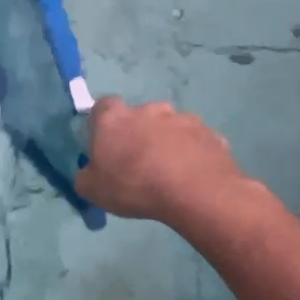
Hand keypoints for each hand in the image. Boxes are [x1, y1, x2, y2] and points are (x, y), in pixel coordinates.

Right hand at [75, 95, 257, 224]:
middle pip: (139, 116)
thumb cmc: (134, 186)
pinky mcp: (212, 135)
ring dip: (166, 142)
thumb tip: (91, 171)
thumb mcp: (91, 189)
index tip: (105, 142)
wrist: (197, 194)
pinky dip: (191, 153)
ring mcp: (184, 120)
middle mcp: (149, 110)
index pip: (103, 106)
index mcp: (114, 118)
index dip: (103, 122)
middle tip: (137, 160)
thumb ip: (86, 174)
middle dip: (138, 132)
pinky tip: (190, 175)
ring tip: (168, 170)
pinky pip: (195, 142)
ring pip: (170, 127)